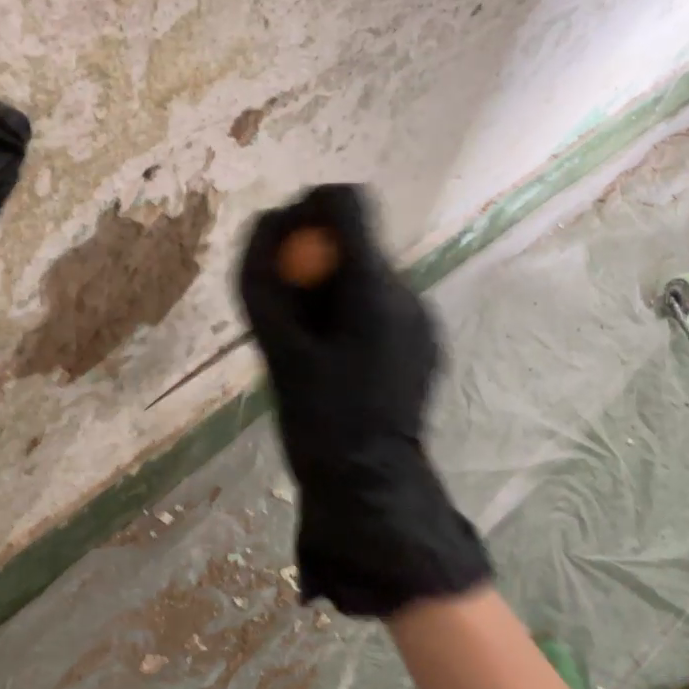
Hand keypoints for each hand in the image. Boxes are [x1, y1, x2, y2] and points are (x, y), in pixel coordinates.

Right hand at [238, 184, 489, 616]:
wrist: (371, 486)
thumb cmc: (317, 421)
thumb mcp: (275, 348)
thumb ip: (262, 279)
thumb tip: (264, 220)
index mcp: (374, 290)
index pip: (345, 202)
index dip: (307, 210)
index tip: (281, 245)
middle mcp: (407, 291)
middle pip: (355, 237)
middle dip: (314, 254)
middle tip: (287, 301)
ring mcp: (423, 315)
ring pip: (366, 270)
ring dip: (332, 286)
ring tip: (311, 338)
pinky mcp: (425, 338)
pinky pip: (379, 301)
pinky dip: (351, 311)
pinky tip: (339, 357)